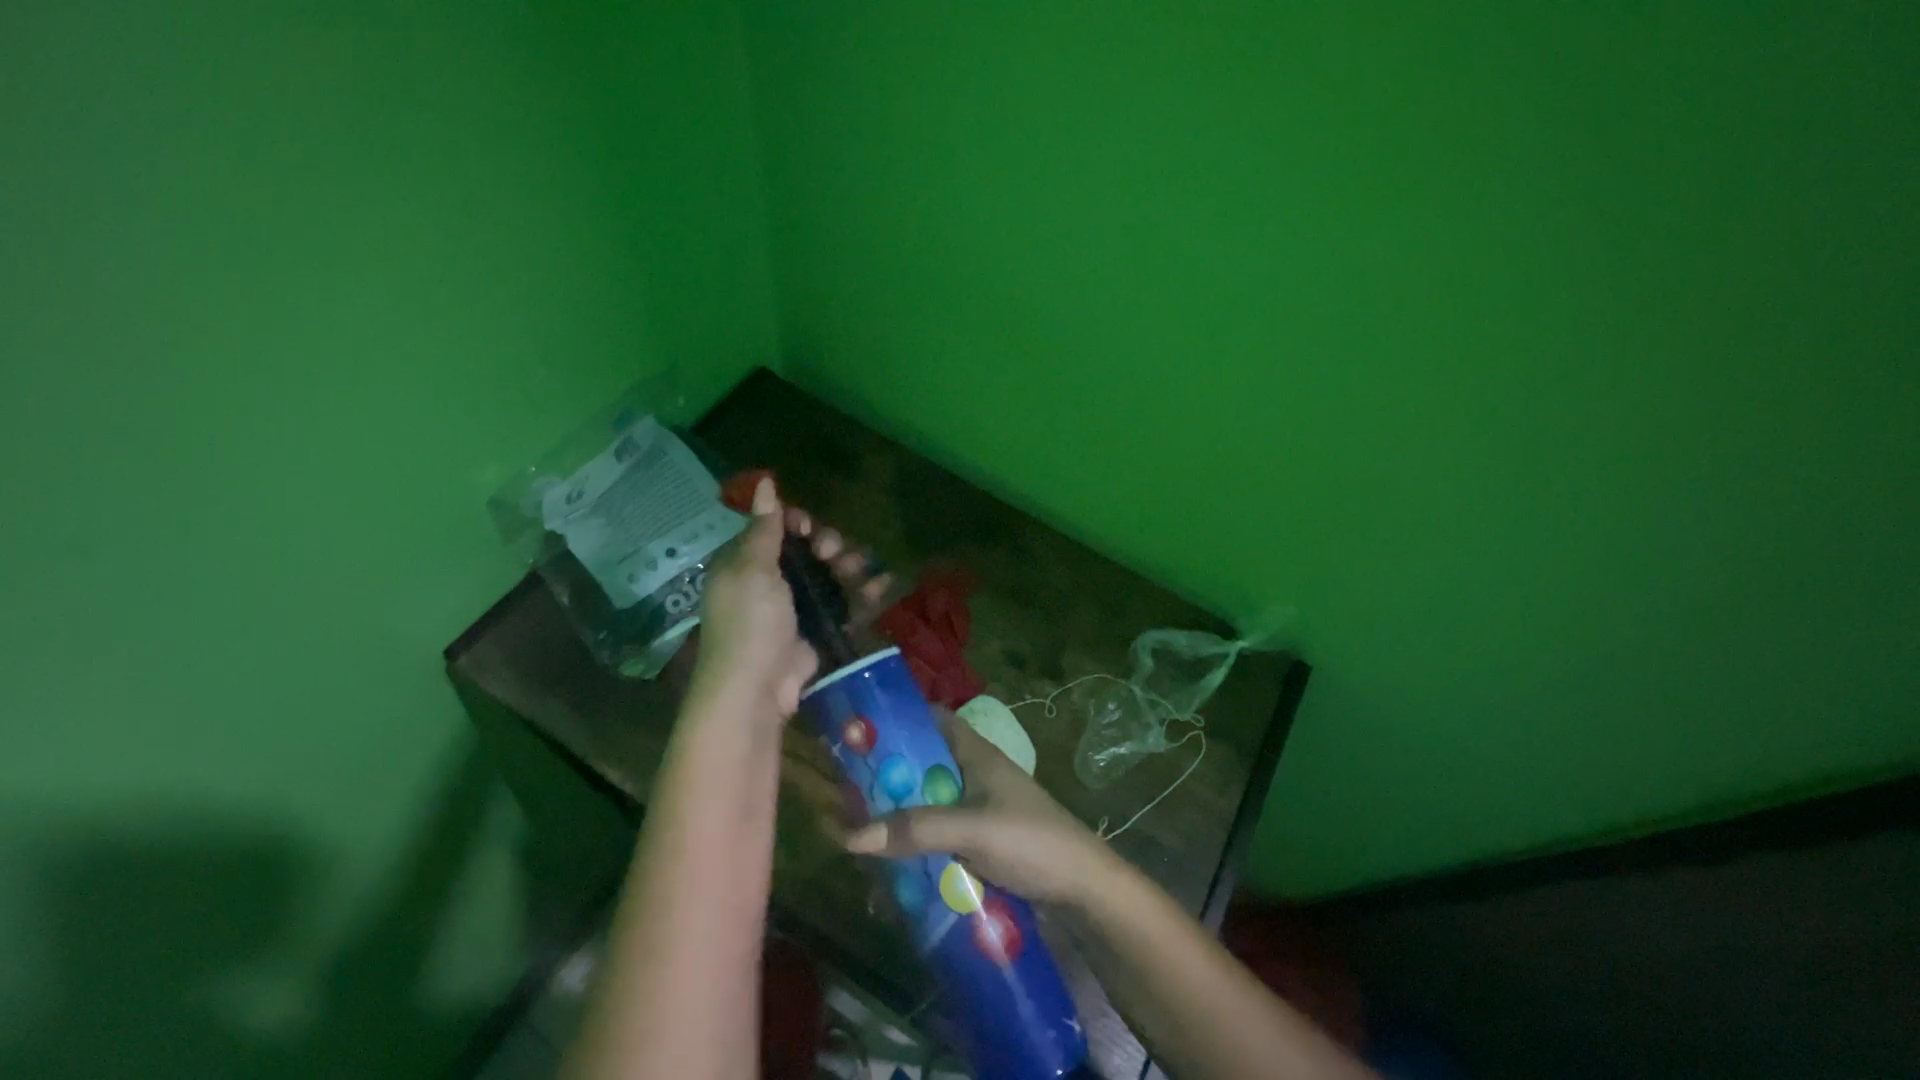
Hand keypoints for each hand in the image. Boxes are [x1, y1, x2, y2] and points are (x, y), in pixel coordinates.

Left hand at [691, 479, 895, 718]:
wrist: (756, 688)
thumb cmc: (749, 621)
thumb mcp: (753, 568)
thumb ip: (765, 528)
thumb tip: (764, 482)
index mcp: (745, 563)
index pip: (775, 530)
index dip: (796, 523)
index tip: (808, 528)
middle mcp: (770, 582)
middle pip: (808, 550)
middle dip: (827, 544)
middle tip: (832, 552)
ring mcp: (796, 609)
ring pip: (830, 575)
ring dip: (849, 566)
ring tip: (859, 568)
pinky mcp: (818, 632)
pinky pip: (845, 605)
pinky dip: (863, 594)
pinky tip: (883, 585)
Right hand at [844, 709, 1115, 904]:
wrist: (1085, 891)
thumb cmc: (1034, 843)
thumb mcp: (973, 830)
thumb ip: (916, 830)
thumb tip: (852, 836)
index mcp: (978, 757)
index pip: (934, 721)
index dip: (899, 720)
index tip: (858, 733)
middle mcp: (975, 779)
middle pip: (923, 769)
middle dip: (887, 782)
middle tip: (844, 796)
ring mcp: (979, 815)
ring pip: (927, 810)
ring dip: (899, 824)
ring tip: (858, 841)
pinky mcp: (982, 849)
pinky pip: (939, 844)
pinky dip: (916, 854)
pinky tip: (891, 878)